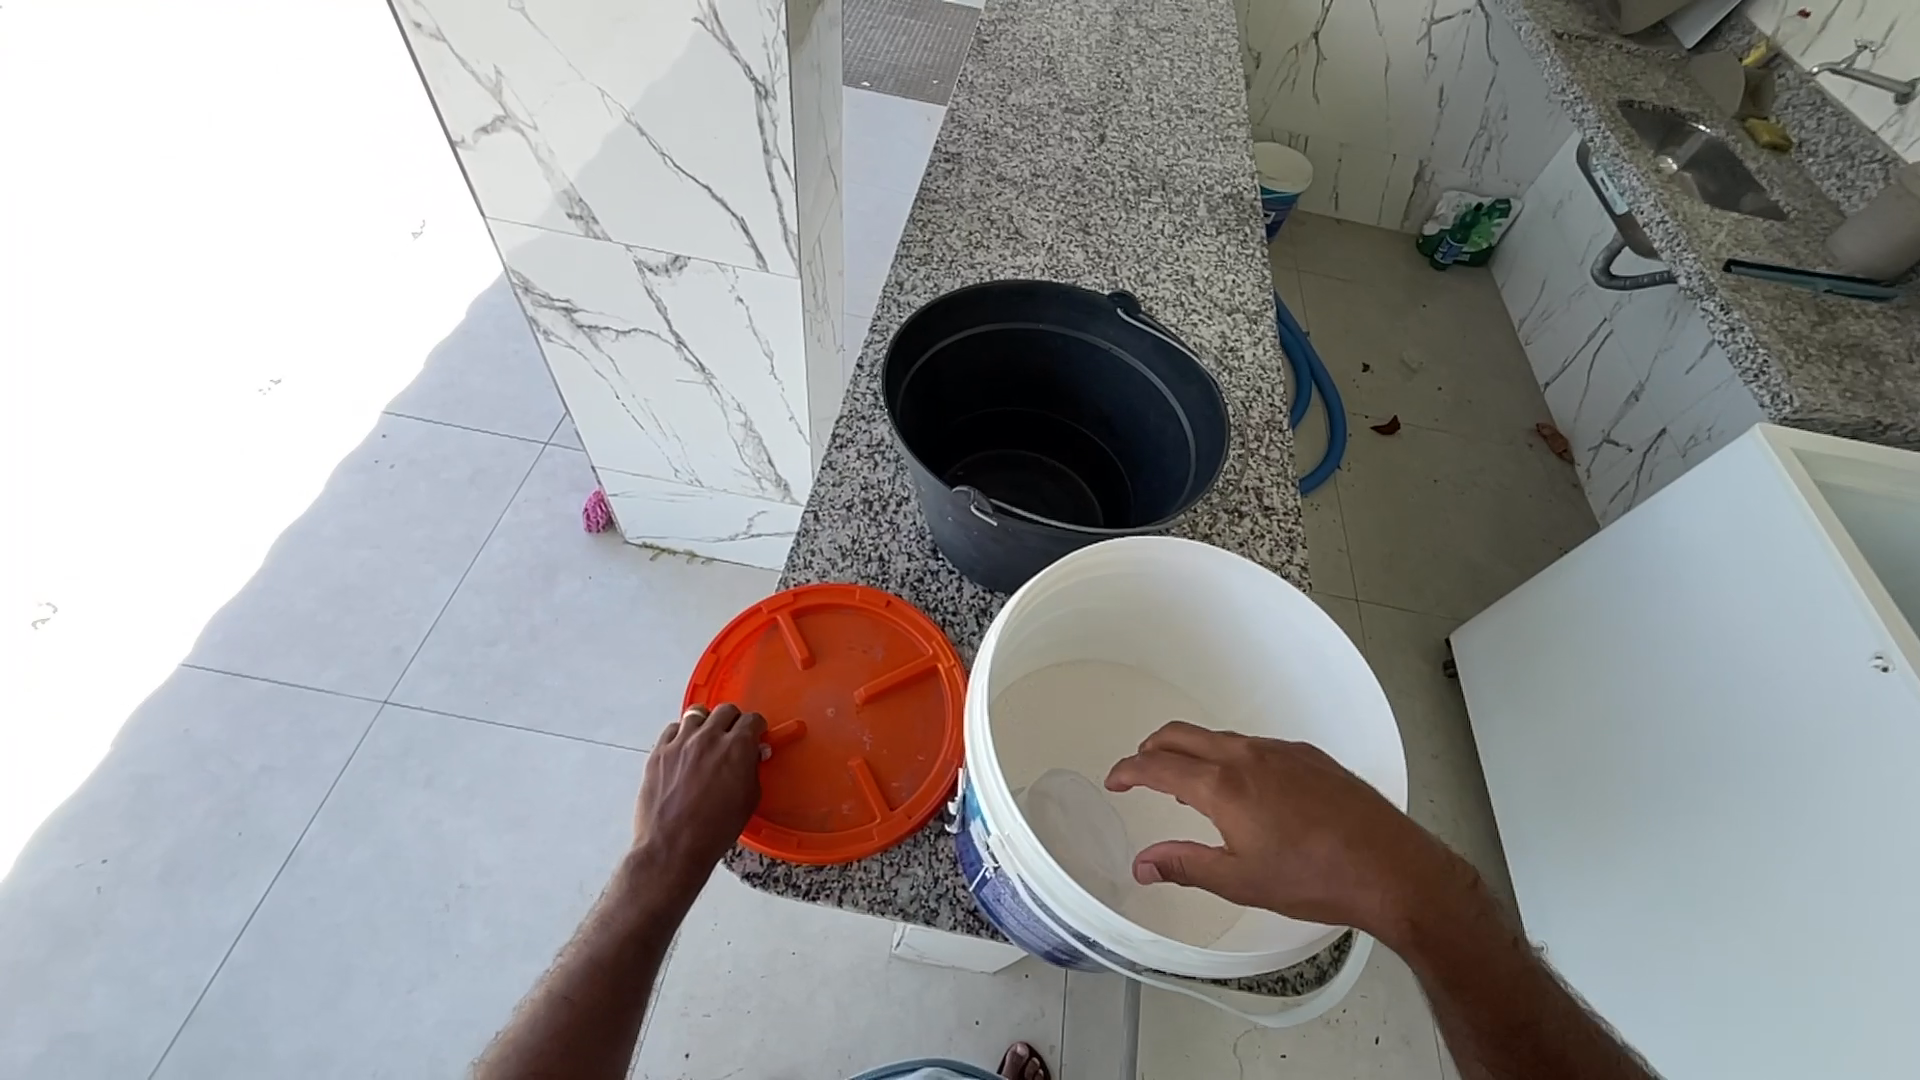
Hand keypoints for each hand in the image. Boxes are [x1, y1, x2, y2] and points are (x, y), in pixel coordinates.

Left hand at [632, 704, 766, 891]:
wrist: (673, 847)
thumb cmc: (716, 829)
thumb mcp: (749, 799)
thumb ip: (753, 769)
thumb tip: (753, 754)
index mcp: (737, 747)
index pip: (752, 719)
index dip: (756, 727)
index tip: (755, 734)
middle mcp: (709, 738)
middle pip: (725, 710)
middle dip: (733, 720)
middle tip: (732, 735)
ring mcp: (680, 743)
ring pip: (696, 714)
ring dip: (705, 723)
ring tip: (705, 739)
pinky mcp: (658, 753)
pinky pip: (672, 729)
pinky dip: (681, 735)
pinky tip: (683, 749)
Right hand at [1104, 721, 1476, 944]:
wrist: (1395, 869)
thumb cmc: (1317, 879)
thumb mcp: (1241, 881)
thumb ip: (1185, 865)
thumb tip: (1142, 864)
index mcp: (1222, 786)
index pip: (1158, 766)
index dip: (1128, 770)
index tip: (1115, 779)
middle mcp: (1246, 756)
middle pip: (1181, 735)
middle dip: (1152, 748)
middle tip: (1141, 770)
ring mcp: (1280, 751)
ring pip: (1218, 736)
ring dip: (1191, 750)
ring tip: (1189, 781)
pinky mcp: (1308, 755)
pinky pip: (1254, 743)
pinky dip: (1229, 754)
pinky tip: (1245, 785)